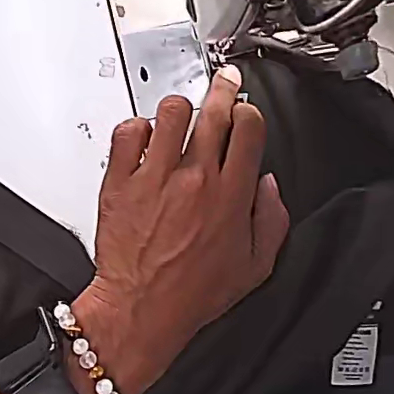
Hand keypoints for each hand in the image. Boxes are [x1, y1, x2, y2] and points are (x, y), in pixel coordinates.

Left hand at [68, 64, 288, 393]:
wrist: (141, 309)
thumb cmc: (192, 293)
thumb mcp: (254, 267)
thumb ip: (272, 220)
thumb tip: (270, 186)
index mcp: (231, 196)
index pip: (249, 128)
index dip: (250, 112)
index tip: (245, 113)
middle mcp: (195, 179)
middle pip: (214, 112)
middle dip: (223, 90)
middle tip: (223, 83)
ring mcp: (155, 177)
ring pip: (171, 112)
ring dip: (179, 108)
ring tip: (179, 117)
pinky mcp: (121, 182)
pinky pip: (128, 132)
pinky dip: (137, 128)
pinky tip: (144, 138)